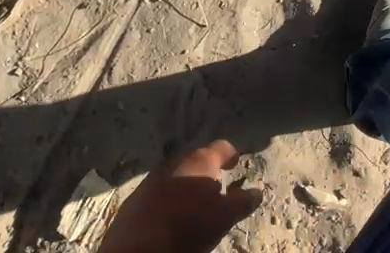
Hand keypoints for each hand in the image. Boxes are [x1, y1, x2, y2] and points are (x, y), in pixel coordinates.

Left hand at [99, 141, 263, 252]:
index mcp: (200, 161)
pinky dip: (167, 199)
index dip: (231, 154)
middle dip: (206, 170)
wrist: (136, 252)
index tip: (236, 162)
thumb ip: (242, 202)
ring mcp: (150, 181)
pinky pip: (156, 194)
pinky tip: (169, 216)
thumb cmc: (188, 228)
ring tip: (192, 203)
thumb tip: (257, 192)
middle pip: (196, 160)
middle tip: (215, 185)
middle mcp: (175, 163)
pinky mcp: (133, 202)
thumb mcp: (223, 217)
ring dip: (185, 184)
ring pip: (174, 176)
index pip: (221, 147)